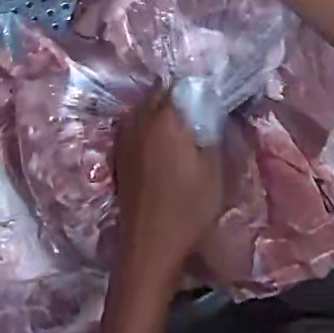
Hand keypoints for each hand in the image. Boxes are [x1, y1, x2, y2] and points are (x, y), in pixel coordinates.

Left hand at [114, 90, 222, 266]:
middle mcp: (141, 122)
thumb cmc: (189, 206)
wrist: (150, 247)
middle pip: (157, 93)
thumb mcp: (214, 168)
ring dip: (158, 108)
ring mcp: (126, 139)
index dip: (195, 86)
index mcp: (166, 119)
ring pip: (142, 109)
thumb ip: (212, 130)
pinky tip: (159, 141)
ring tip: (178, 121)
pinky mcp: (119, 157)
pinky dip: (146, 125)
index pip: (179, 85)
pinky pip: (133, 126)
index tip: (208, 93)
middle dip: (175, 94)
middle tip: (196, 106)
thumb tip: (212, 108)